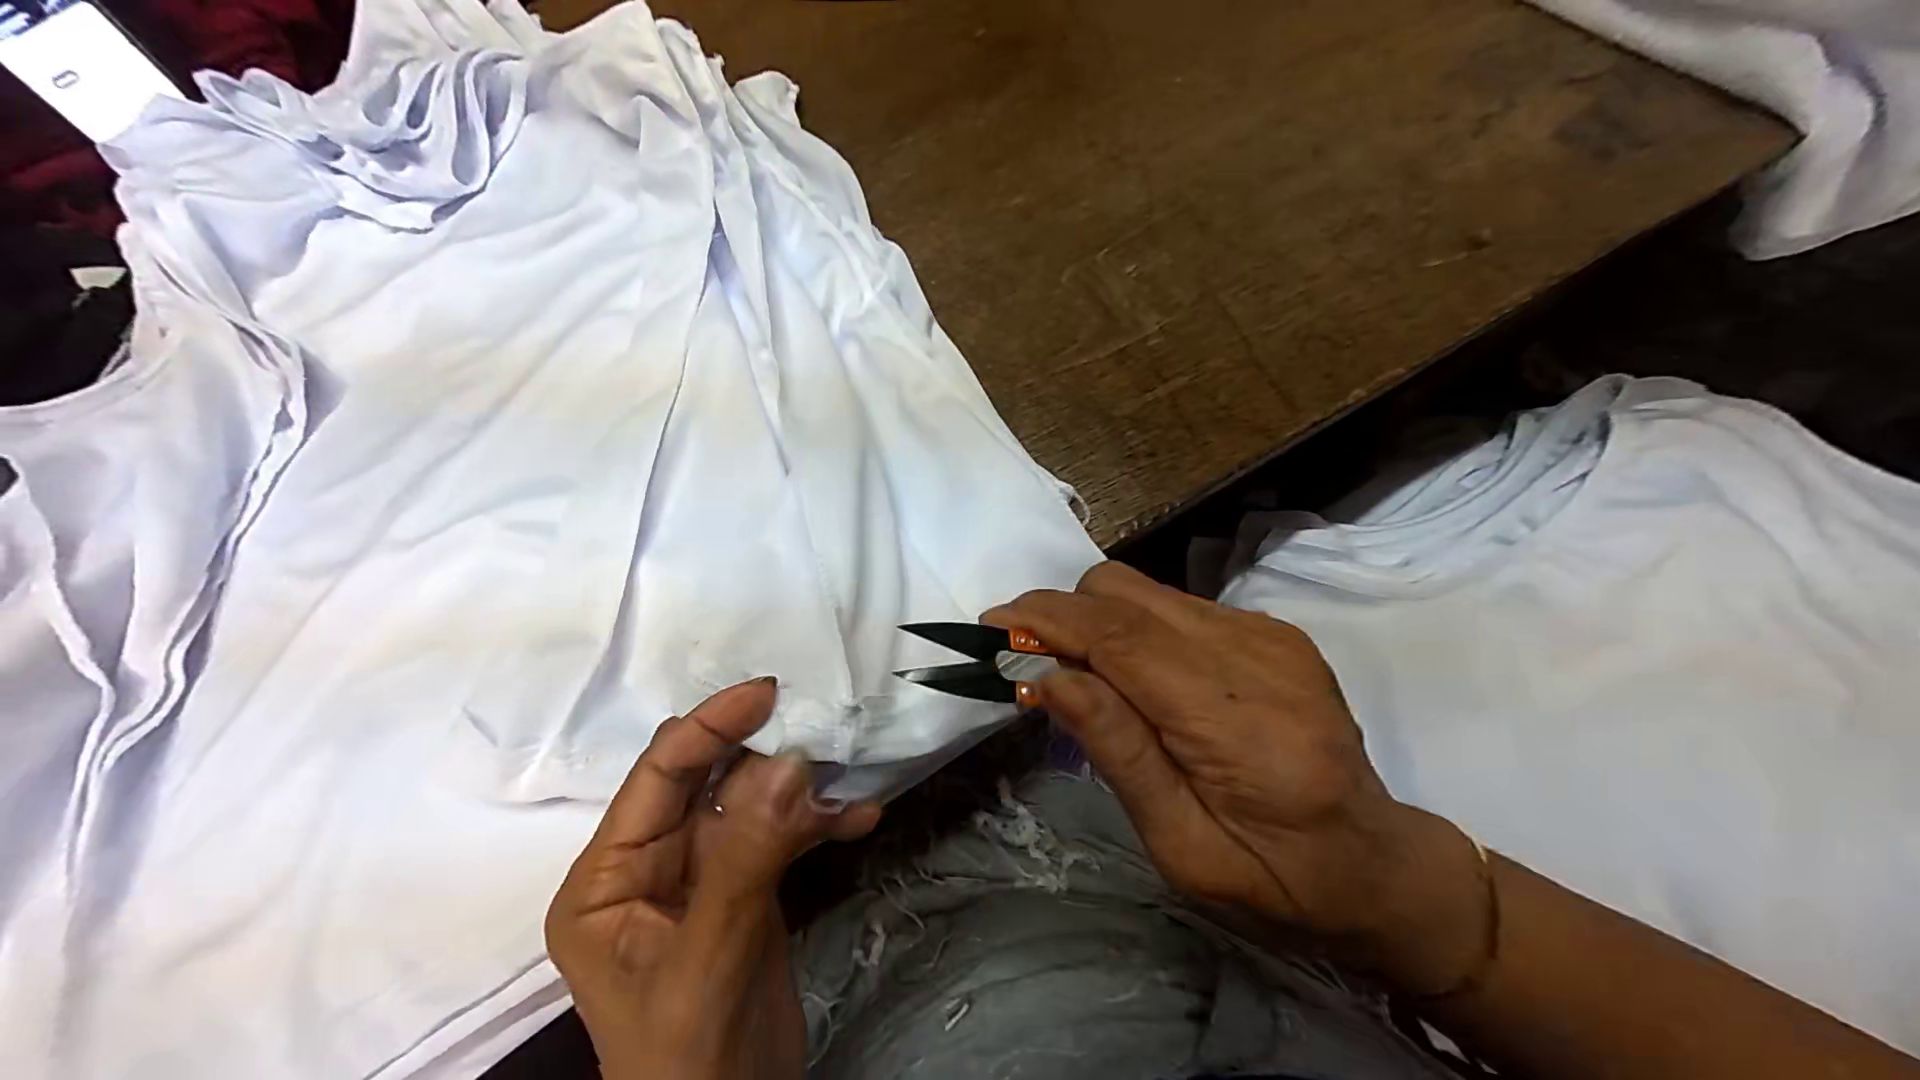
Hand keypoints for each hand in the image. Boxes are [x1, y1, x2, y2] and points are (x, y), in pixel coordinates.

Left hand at [545, 678, 881, 1079]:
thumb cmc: (687, 1054)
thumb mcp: (709, 955)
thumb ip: (746, 856)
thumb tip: (788, 763)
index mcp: (610, 876)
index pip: (658, 776)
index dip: (709, 726)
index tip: (767, 692)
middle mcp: (653, 862)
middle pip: (708, 779)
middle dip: (760, 751)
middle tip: (815, 726)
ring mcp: (705, 873)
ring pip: (752, 801)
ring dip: (799, 786)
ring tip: (842, 772)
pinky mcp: (748, 888)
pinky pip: (783, 836)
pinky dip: (820, 824)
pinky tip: (859, 818)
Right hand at [986, 562, 1489, 992]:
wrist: (1381, 864)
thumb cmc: (1279, 883)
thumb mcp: (1183, 849)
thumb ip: (1118, 753)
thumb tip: (1049, 677)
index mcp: (1240, 725)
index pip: (1120, 640)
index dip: (1048, 621)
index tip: (992, 622)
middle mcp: (1258, 656)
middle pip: (1126, 592)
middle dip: (1062, 614)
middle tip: (1028, 660)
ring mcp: (1269, 635)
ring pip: (1144, 590)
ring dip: (1095, 620)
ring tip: (1079, 672)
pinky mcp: (1271, 630)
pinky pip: (1173, 605)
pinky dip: (1133, 627)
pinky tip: (1136, 676)